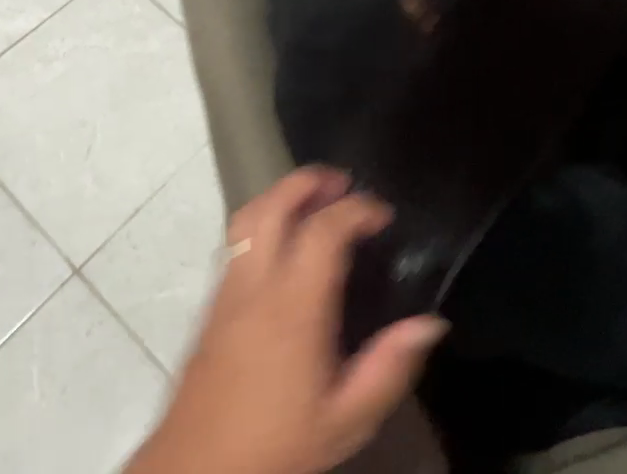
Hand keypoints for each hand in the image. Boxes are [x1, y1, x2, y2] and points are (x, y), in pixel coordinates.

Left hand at [128, 167, 448, 473]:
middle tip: (342, 182)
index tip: (383, 214)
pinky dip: (262, 222)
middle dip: (307, 182)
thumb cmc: (277, 445)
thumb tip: (429, 323)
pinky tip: (283, 243)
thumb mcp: (347, 419)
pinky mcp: (210, 305)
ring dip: (280, 196)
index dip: (356, 209)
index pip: (323, 232)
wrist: (196, 470)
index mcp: (293, 308)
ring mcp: (226, 292)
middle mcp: (254, 286)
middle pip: (272, 206)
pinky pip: (235, 242)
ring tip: (314, 200)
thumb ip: (389, 368)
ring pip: (245, 218)